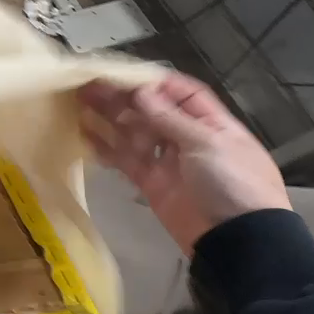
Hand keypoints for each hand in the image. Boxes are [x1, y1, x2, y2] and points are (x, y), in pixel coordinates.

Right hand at [77, 73, 289, 253]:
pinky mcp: (149, 182)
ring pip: (132, 132)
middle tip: (88, 85)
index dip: (156, 83)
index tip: (124, 73)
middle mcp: (188, 139)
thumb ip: (169, 118)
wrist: (236, 239)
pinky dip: (103, 146)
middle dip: (121, 97)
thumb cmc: (232, 183)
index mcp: (212, 125)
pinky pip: (123, 159)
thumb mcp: (207, 143)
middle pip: (151, 111)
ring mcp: (167, 161)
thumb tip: (140, 90)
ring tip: (77, 102)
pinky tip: (83, 132)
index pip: (183, 94)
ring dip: (107, 116)